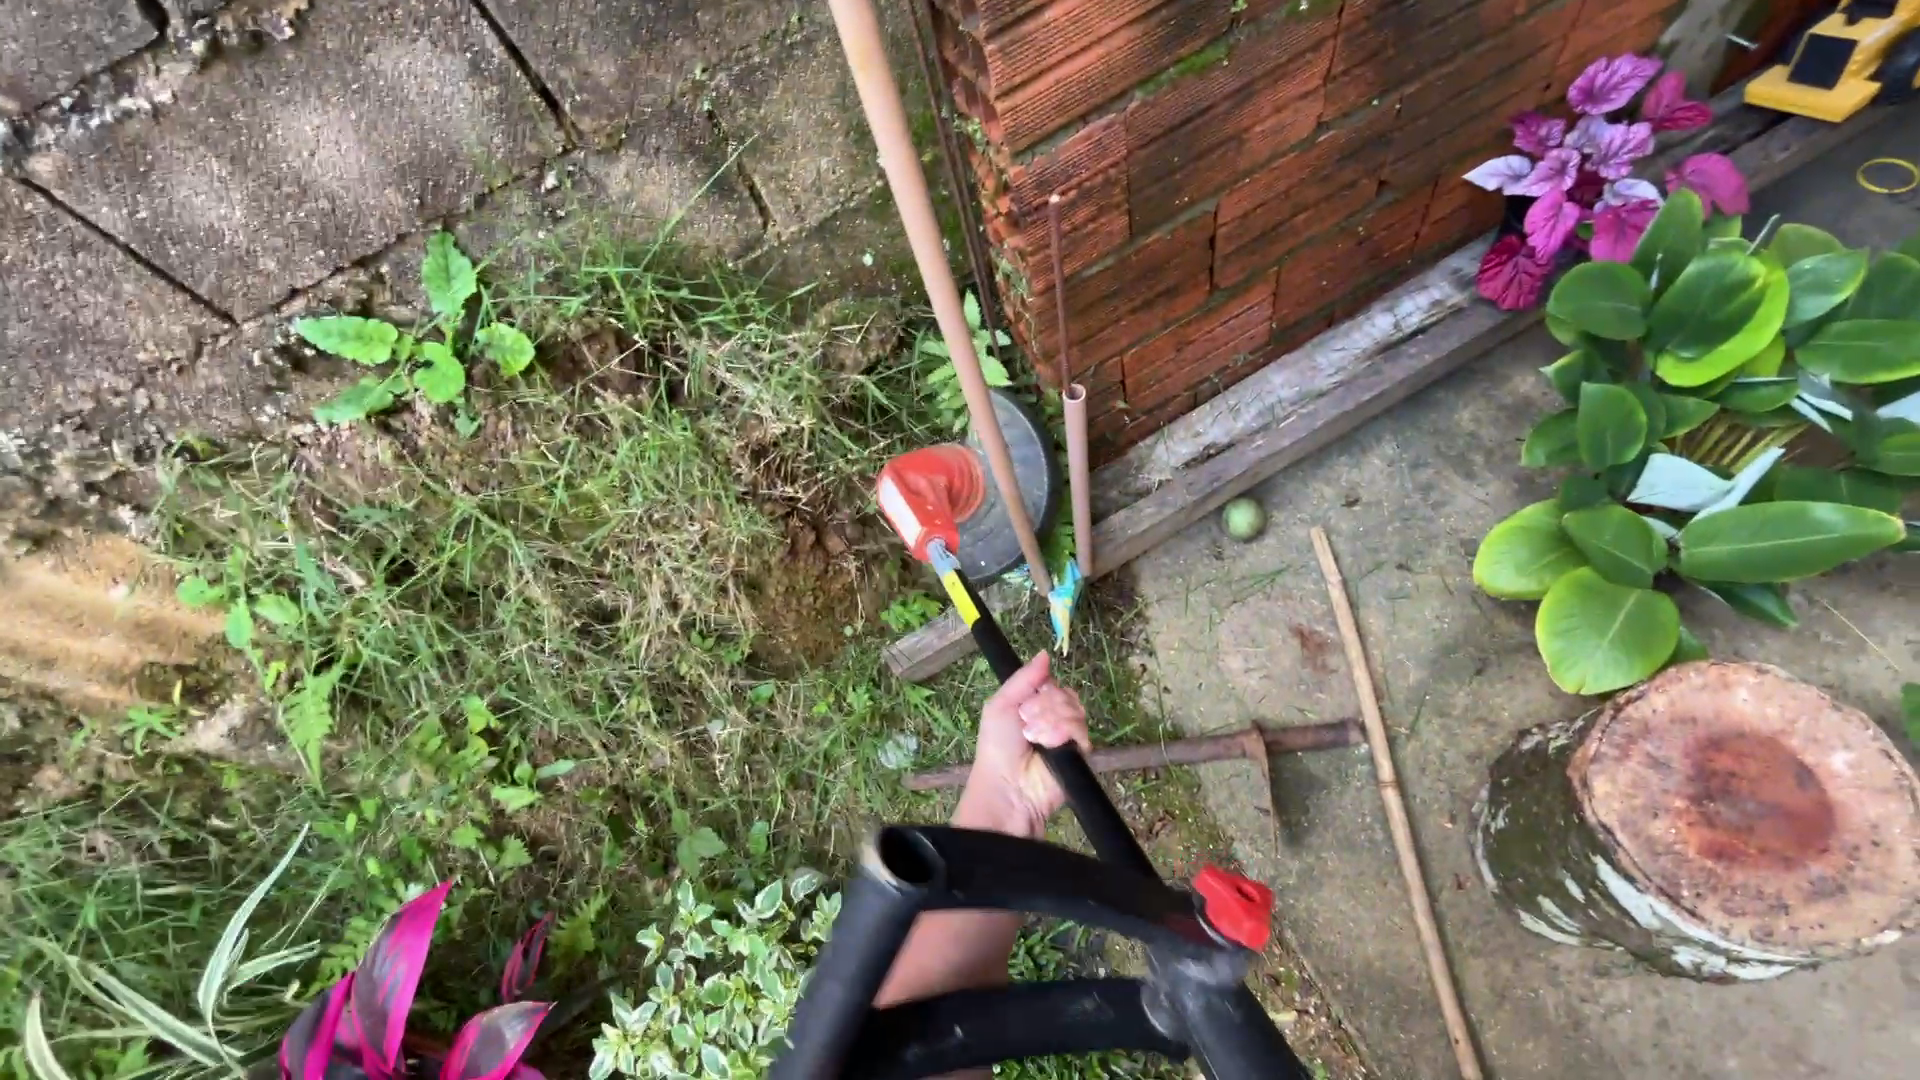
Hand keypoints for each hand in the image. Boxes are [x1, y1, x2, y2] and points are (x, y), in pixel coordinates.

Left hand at [956, 652, 1090, 838]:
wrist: (1007, 785)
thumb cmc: (997, 746)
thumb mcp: (1001, 704)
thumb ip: (1024, 677)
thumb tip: (1045, 652)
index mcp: (1035, 705)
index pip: (1053, 684)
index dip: (1043, 689)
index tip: (1026, 703)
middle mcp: (1054, 718)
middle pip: (1065, 694)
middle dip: (1044, 706)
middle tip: (1026, 722)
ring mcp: (1068, 736)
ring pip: (1074, 709)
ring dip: (1050, 720)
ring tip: (1034, 737)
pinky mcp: (1080, 753)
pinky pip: (1081, 730)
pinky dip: (1061, 733)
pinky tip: (1047, 745)